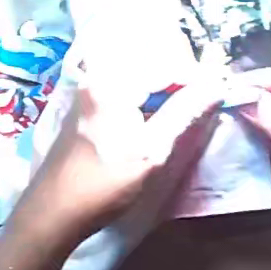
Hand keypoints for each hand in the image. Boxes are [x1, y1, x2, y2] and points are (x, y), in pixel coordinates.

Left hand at [10, 64, 224, 253]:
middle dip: (177, 73)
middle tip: (200, 95)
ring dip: (160, 82)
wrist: (54, 210)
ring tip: (182, 103)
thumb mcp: (153, 151)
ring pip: (133, 70)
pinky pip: (120, 82)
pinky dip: (142, 90)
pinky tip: (154, 111)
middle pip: (147, 59)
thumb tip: (216, 87)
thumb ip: (184, 114)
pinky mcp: (83, 103)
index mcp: (112, 83)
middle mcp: (95, 76)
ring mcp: (86, 88)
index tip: (216, 93)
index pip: (165, 64)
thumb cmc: (105, 183)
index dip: (195, 77)